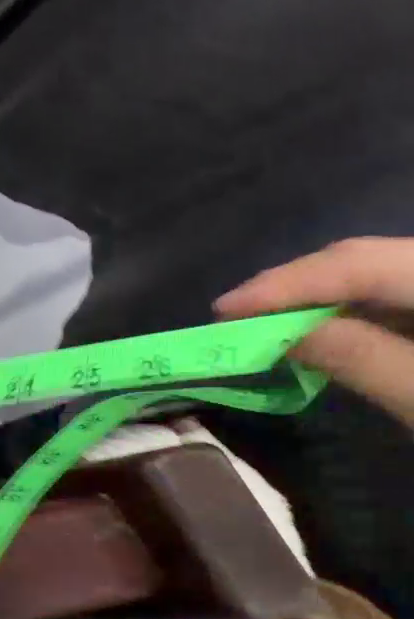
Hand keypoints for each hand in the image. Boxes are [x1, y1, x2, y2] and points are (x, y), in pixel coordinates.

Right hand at [217, 237, 413, 426]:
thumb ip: (358, 357)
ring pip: (378, 272)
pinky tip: (327, 326)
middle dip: (296, 286)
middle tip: (237, 316)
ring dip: (319, 296)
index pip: (358, 265)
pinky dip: (355, 306)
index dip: (285, 284)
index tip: (222, 311)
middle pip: (366, 260)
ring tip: (270, 321)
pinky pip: (396, 291)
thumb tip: (272, 331)